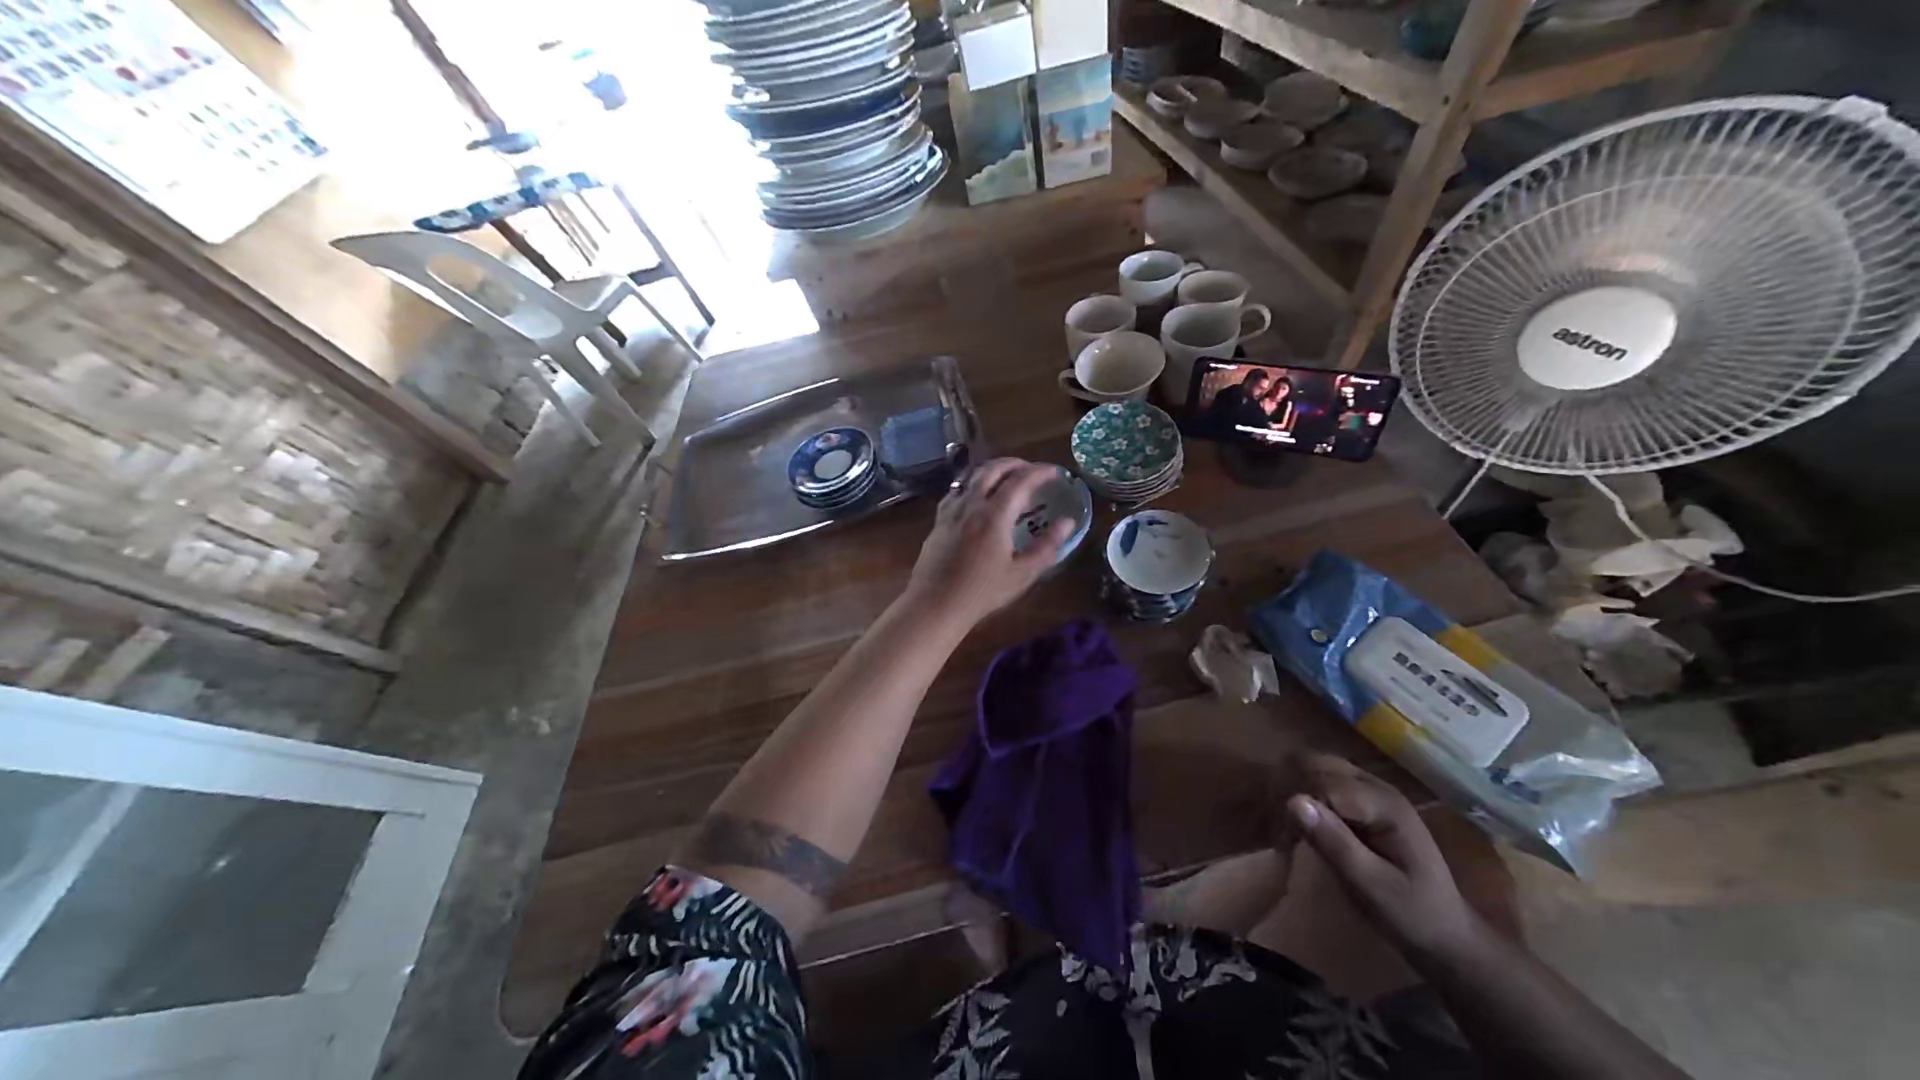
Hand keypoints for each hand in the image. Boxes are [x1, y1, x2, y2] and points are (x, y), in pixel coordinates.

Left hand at [903, 458, 1075, 628]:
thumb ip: (1047, 546)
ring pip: (973, 476)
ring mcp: (951, 510)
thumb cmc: (982, 592)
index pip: (1021, 481)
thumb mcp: (1022, 574)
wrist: (935, 603)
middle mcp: (971, 504)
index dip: (1040, 472)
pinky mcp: (939, 520)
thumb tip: (1067, 522)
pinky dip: (975, 483)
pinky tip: (979, 497)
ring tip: (1009, 478)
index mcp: (994, 515)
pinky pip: (958, 489)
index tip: (1056, 472)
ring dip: (994, 470)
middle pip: (993, 469)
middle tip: (1033, 470)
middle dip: (1016, 464)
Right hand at [1280, 753, 1479, 958]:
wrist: (1446, 934)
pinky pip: (1323, 780)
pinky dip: (1303, 794)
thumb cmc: (1410, 914)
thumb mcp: (1371, 886)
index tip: (1282, 840)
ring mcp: (1371, 791)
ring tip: (1284, 826)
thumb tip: (1292, 800)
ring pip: (1316, 767)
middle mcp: (1377, 787)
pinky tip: (1299, 823)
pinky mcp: (1362, 801)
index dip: (1295, 804)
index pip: (1323, 782)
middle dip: (1289, 788)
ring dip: (1293, 788)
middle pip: (1316, 763)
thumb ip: (1334, 842)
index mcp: (1385, 805)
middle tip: (1279, 829)